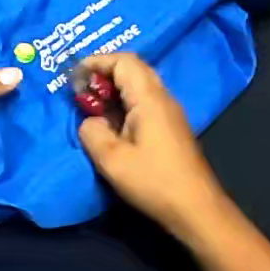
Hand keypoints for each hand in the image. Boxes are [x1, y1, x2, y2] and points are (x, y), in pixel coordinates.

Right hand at [76, 53, 232, 235]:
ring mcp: (168, 113)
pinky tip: (109, 124)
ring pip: (138, 86)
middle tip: (79, 89)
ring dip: (112, 89)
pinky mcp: (169, 128)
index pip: (124, 61)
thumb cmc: (153, 181)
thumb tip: (90, 121)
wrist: (195, 209)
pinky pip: (142, 103)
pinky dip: (122, 104)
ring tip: (89, 106)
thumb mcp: (111, 159)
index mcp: (149, 99)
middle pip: (133, 69)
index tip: (73, 76)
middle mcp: (162, 99)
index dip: (96, 61)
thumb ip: (92, 132)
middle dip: (103, 72)